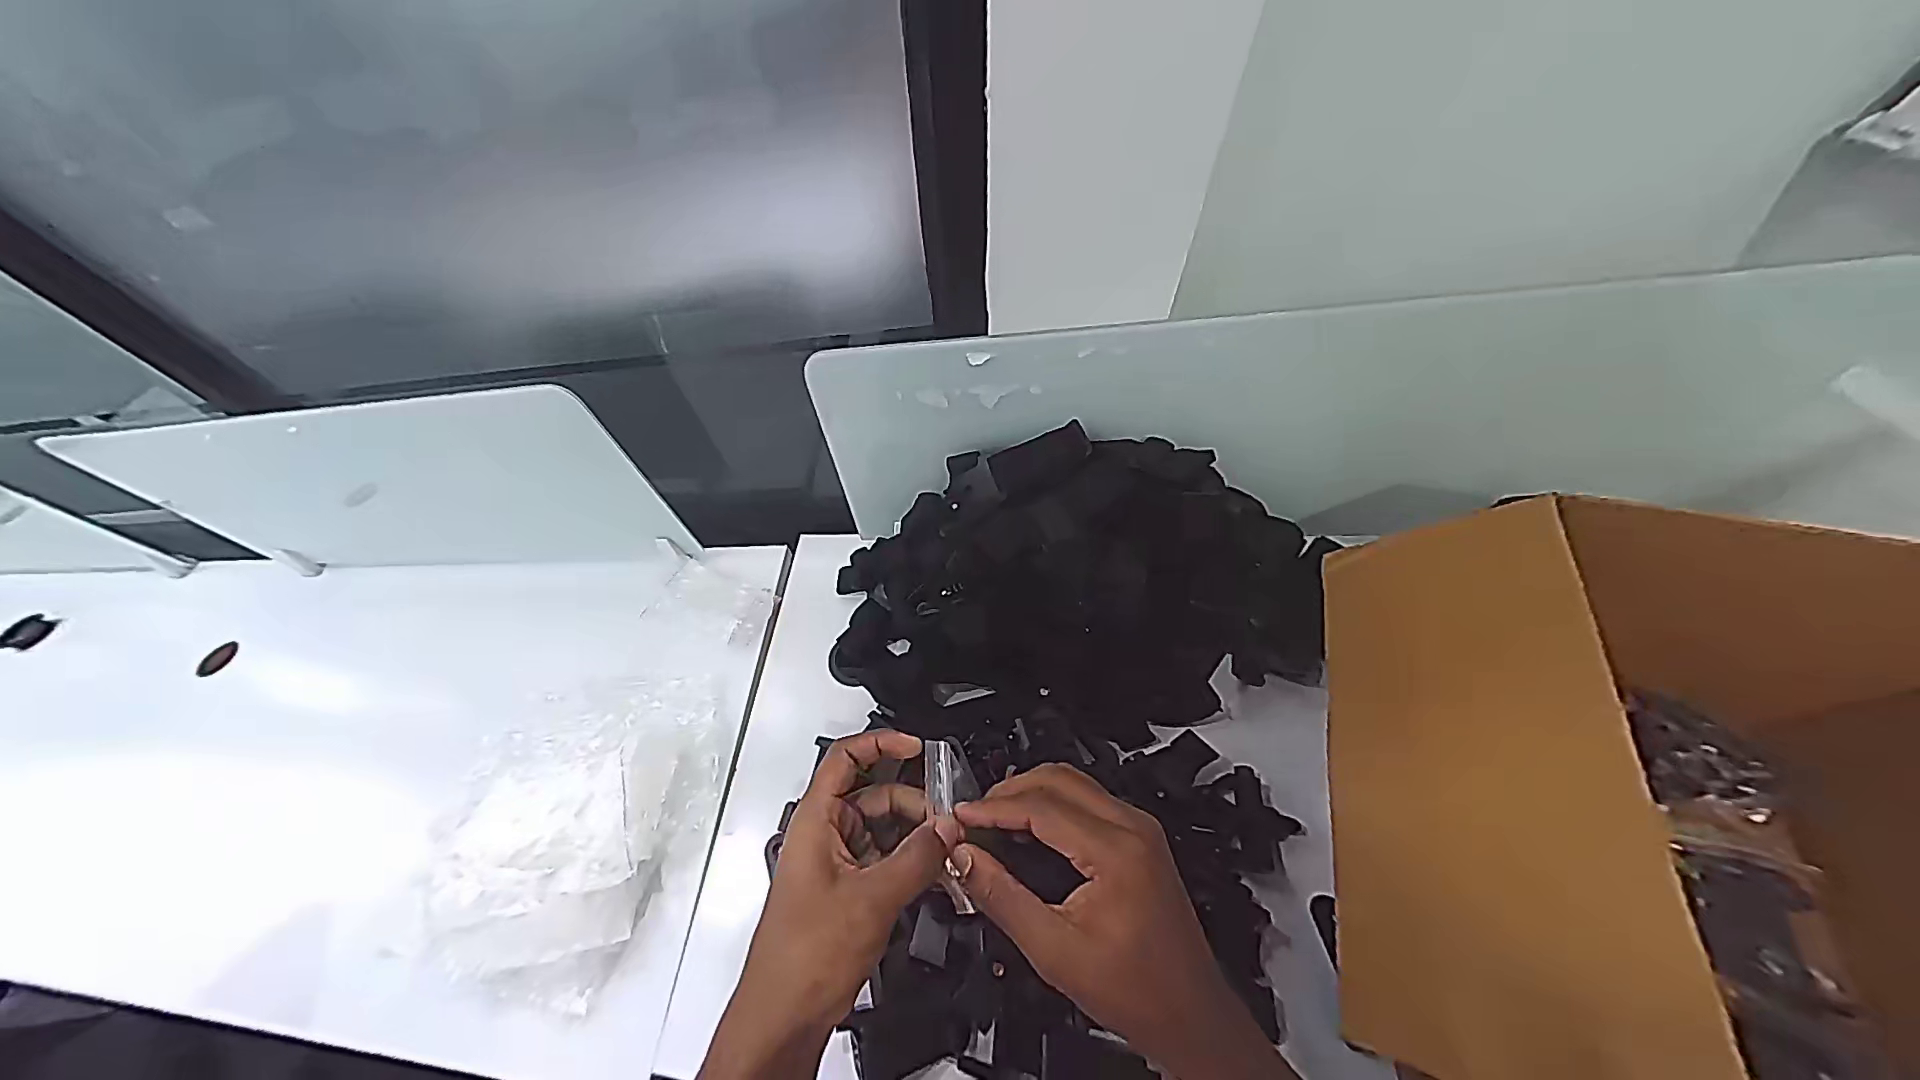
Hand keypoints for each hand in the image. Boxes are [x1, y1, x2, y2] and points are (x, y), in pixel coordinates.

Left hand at [701, 730, 961, 1079]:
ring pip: (882, 828)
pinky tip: (933, 873)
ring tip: (944, 850)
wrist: (784, 1017)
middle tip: (944, 817)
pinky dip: (909, 860)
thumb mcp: (871, 899)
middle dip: (912, 802)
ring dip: (914, 835)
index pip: (845, 758)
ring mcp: (835, 861)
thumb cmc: (799, 960)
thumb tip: (946, 827)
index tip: (913, 746)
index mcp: (815, 821)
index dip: (880, 743)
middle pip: (874, 795)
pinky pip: (883, 858)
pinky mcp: (847, 887)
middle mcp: (823, 834)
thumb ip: (917, 857)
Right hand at [953, 764, 1297, 1079]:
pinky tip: (1028, 828)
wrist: (1188, 1013)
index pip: (1040, 806)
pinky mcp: (1138, 836)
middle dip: (1007, 791)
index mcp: (1117, 851)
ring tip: (994, 821)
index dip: (992, 808)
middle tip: (974, 816)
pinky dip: (1050, 804)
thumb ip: (1002, 897)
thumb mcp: (1054, 951)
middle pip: (1056, 778)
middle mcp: (1133, 828)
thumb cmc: (1140, 990)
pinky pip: (1086, 798)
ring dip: (1028, 792)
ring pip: (1071, 782)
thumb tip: (965, 860)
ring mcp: (1139, 829)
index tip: (962, 818)